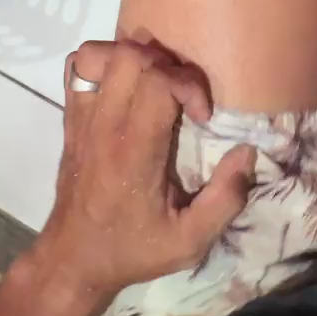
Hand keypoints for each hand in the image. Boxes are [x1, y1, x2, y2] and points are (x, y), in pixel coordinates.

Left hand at [22, 41, 256, 315]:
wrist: (73, 261)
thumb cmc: (133, 250)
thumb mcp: (190, 241)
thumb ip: (225, 199)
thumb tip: (247, 152)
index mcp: (134, 151)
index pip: (157, 82)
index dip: (189, 85)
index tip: (203, 115)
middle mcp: (104, 125)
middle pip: (130, 57)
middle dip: (167, 65)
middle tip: (182, 95)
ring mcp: (81, 118)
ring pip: (99, 54)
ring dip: (134, 57)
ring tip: (155, 82)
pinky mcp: (69, 118)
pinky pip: (77, 67)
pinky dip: (103, 62)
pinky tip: (125, 85)